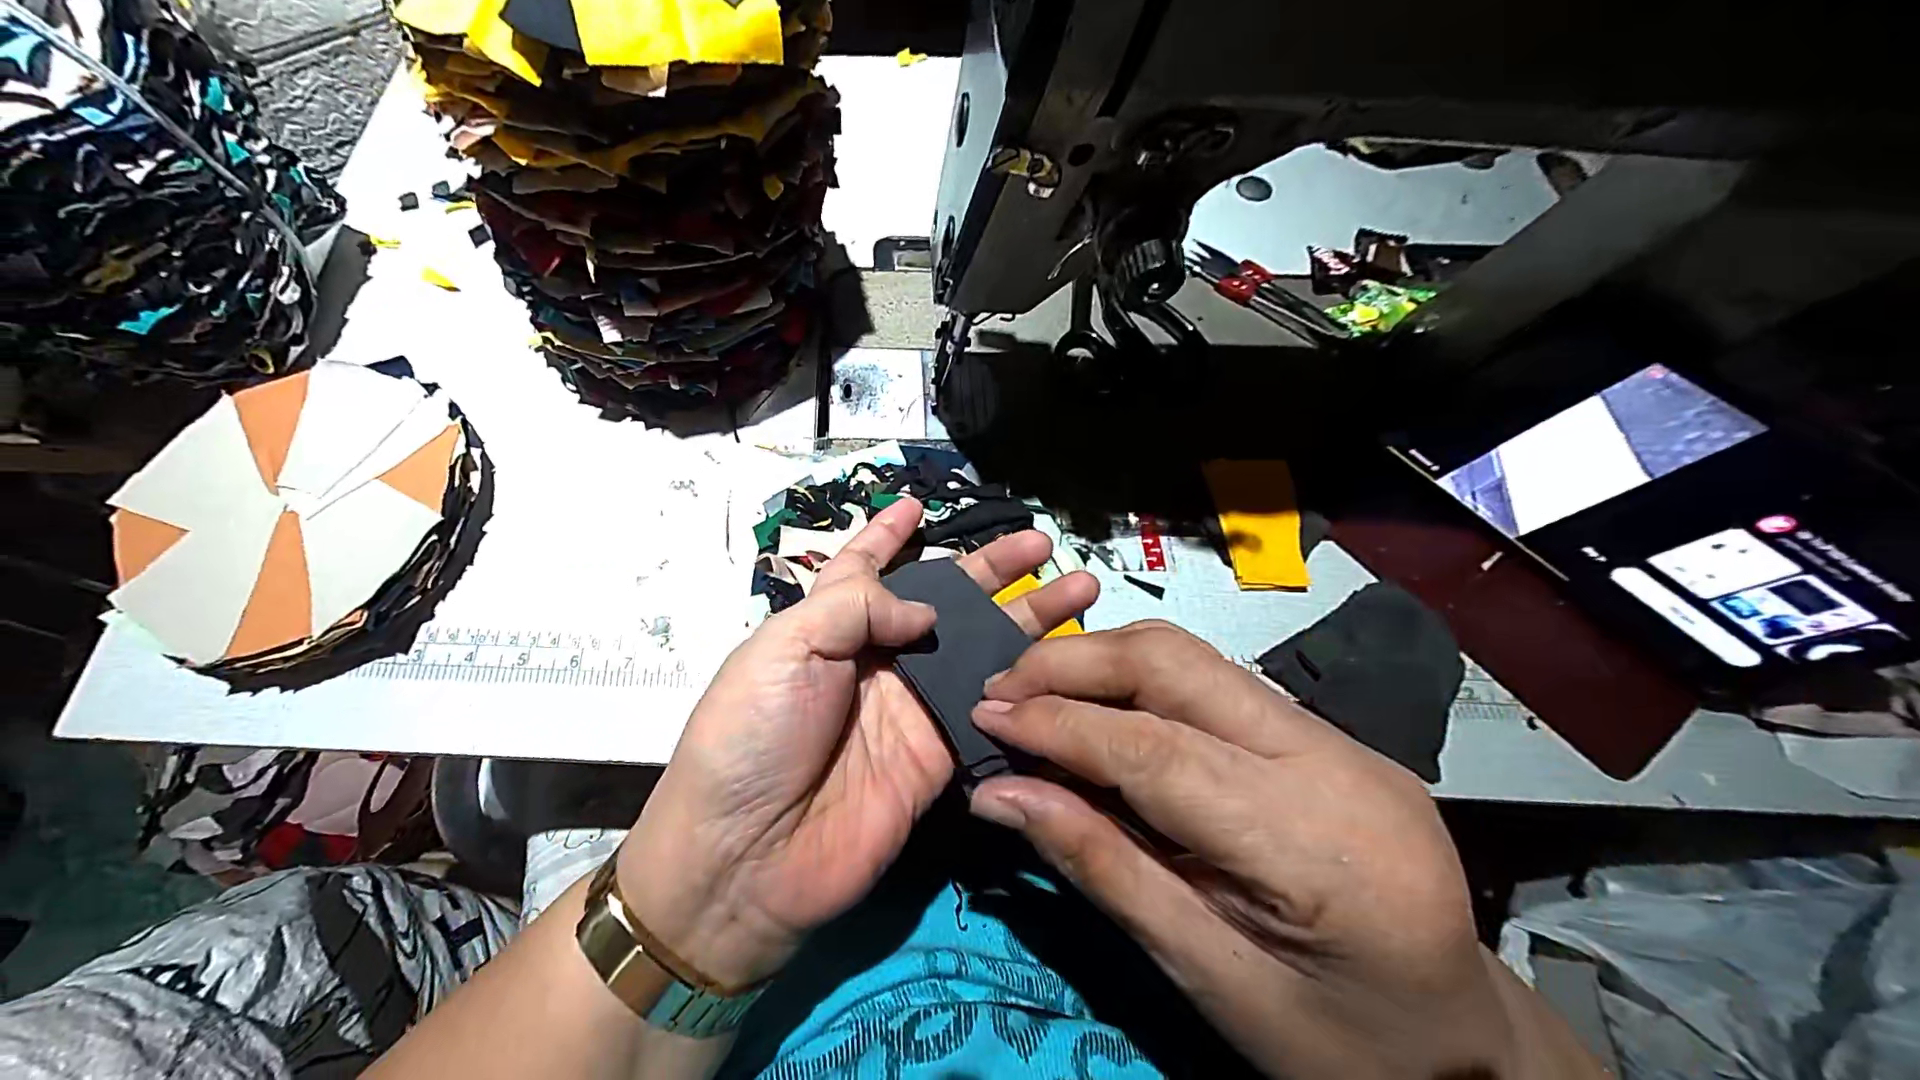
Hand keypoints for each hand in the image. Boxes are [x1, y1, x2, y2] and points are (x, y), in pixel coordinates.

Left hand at [618, 496, 1098, 988]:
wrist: (748, 857)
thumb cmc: (752, 736)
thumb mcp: (786, 649)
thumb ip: (857, 608)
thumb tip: (929, 612)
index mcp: (834, 625)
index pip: (868, 566)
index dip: (891, 534)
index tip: (918, 503)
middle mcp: (882, 660)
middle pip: (948, 601)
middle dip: (994, 569)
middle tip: (1041, 545)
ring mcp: (917, 708)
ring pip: (984, 651)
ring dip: (1029, 621)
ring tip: (1078, 590)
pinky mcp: (943, 756)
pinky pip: (993, 714)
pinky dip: (1028, 689)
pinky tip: (1068, 664)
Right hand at [965, 621, 1581, 1078]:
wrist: (1464, 1049)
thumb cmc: (1337, 1045)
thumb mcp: (1207, 979)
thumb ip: (1102, 869)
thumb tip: (1001, 794)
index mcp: (1315, 844)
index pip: (1157, 751)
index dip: (1060, 726)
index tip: (985, 715)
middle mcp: (1331, 760)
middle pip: (1178, 665)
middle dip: (1075, 662)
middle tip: (1003, 687)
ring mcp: (1333, 737)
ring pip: (1194, 657)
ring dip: (1103, 661)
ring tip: (1036, 691)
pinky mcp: (1322, 733)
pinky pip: (1212, 682)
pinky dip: (1139, 682)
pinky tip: (1099, 707)